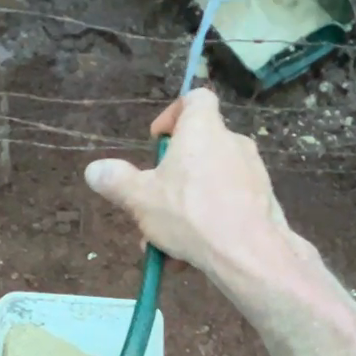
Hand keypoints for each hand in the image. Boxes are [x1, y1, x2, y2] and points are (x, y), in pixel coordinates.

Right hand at [84, 89, 298, 279]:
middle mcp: (232, 142)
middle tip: (152, 207)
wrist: (247, 252)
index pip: (195, 99)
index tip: (158, 141)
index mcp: (202, 129)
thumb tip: (93, 170)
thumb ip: (116, 182)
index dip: (173, 114)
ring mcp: (252, 172)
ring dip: (185, 209)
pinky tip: (191, 256)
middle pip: (197, 150)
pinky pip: (227, 206)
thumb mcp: (141, 199)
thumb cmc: (190, 214)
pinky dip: (208, 223)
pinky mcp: (263, 201)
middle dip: (171, 180)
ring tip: (166, 244)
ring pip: (209, 185)